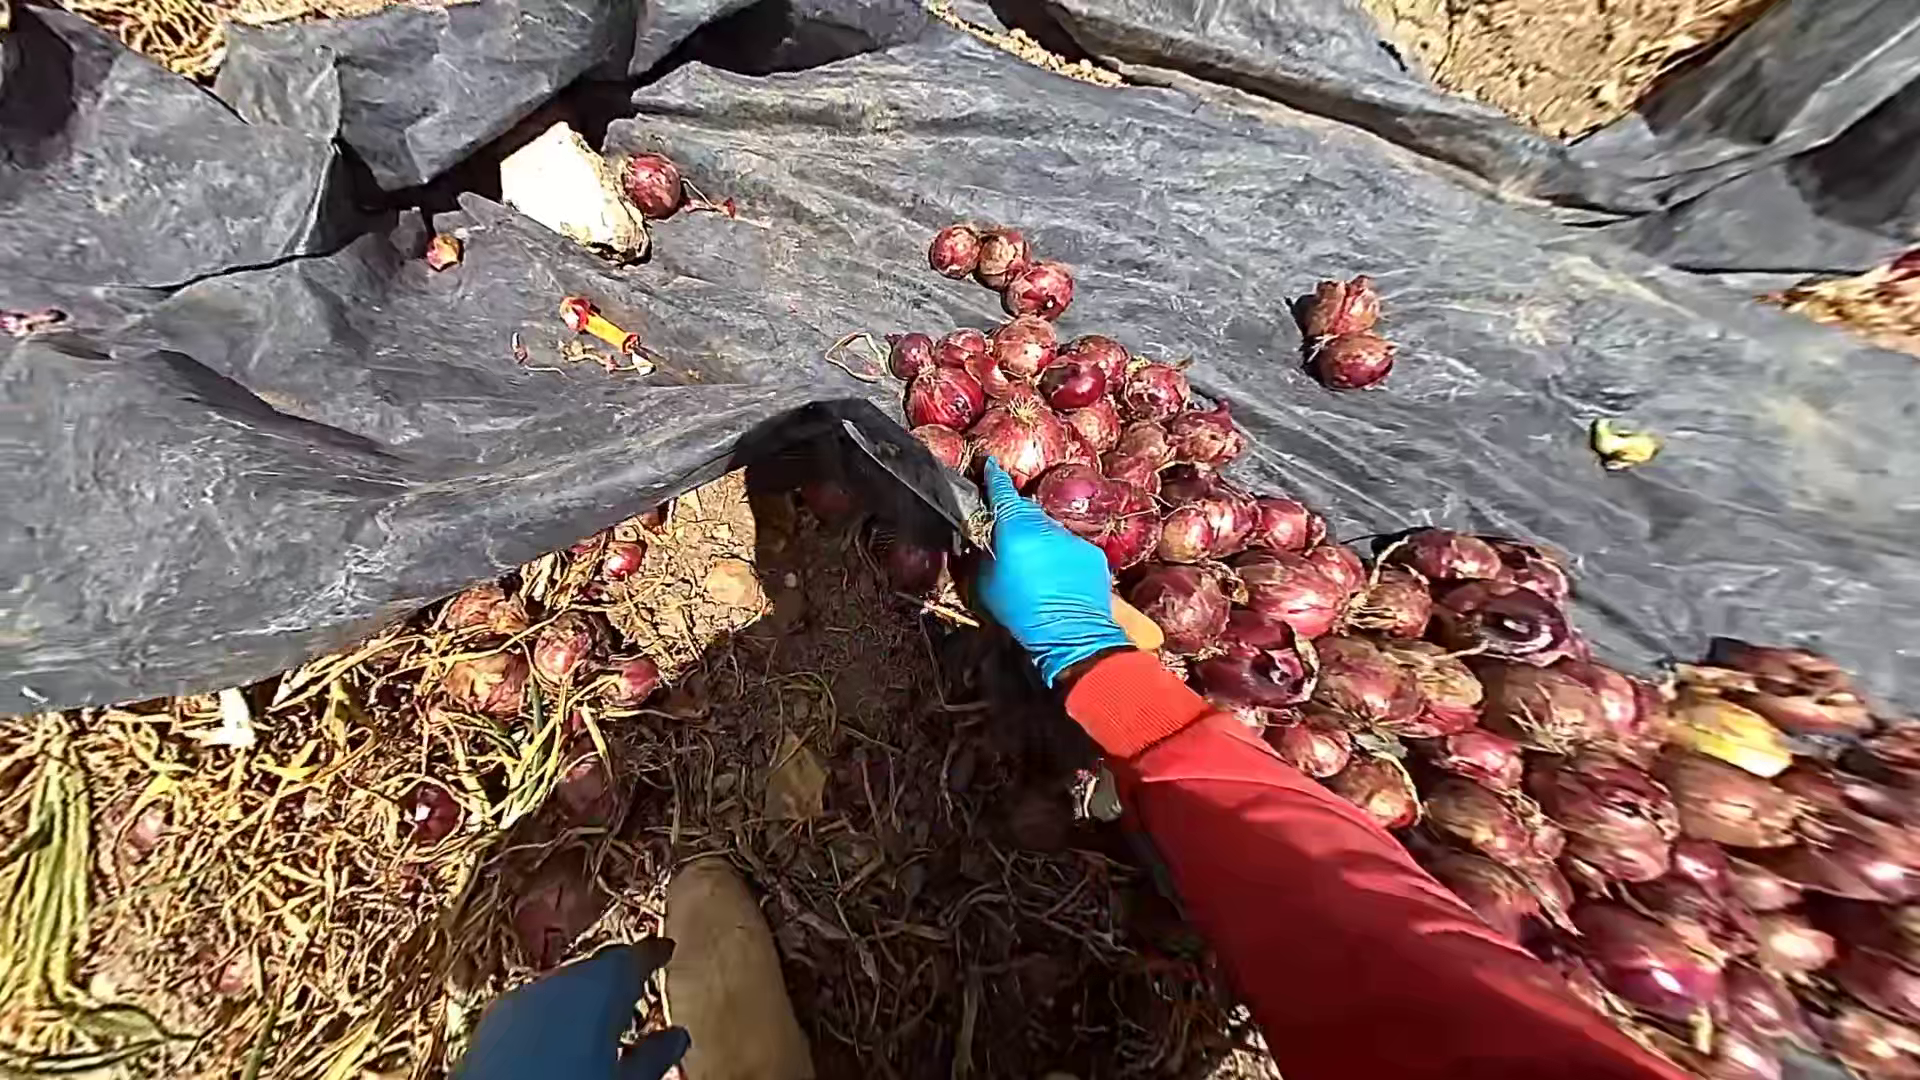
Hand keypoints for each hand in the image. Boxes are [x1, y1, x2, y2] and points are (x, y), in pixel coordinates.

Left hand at [455, 941, 688, 1079]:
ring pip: (561, 992)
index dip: (655, 952)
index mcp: (601, 982)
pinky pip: (529, 1016)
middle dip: (616, 982)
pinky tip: (557, 1052)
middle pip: (597, 971)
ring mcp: (515, 1007)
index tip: (665, 950)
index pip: (637, 953)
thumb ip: (653, 1055)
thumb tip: (674, 1039)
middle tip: (636, 993)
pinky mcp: (481, 1038)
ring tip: (598, 1031)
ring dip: (581, 1005)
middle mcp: (558, 982)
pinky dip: (548, 1025)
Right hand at [976, 458, 1132, 685]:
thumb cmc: (1021, 612)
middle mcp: (1044, 525)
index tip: (990, 466)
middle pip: (1025, 511)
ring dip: (1039, 539)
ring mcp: (1071, 537)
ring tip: (1033, 564)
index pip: (1001, 492)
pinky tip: (1057, 576)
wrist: (1072, 633)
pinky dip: (1060, 554)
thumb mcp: (986, 587)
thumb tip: (980, 545)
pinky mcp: (1090, 552)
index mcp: (1015, 528)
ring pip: (1049, 529)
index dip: (993, 478)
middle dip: (1015, 517)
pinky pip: (1069, 546)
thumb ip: (982, 558)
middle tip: (1006, 533)